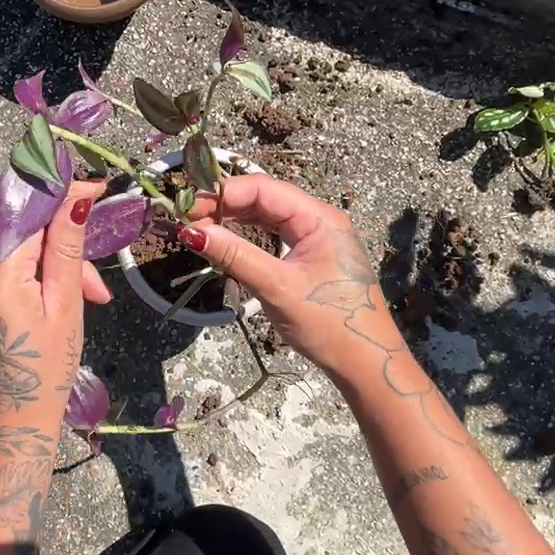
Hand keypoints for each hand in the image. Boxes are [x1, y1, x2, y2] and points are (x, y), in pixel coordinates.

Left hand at [0, 181, 108, 434]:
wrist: (12, 425)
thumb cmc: (46, 372)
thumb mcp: (64, 308)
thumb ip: (67, 249)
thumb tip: (75, 198)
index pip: (28, 214)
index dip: (60, 197)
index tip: (94, 189)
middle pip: (25, 238)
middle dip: (63, 252)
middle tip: (95, 287)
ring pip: (18, 255)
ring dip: (52, 270)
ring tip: (83, 301)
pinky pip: (5, 273)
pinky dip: (33, 282)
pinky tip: (54, 306)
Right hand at [180, 175, 401, 382]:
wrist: (367, 365)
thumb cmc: (329, 324)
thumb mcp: (277, 288)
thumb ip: (234, 255)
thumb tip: (190, 232)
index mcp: (319, 217)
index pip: (262, 188)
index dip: (222, 193)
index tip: (188, 208)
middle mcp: (318, 219)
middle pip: (263, 197)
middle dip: (223, 204)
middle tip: (187, 220)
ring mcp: (315, 236)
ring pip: (265, 214)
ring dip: (232, 218)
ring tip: (199, 229)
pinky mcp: (310, 254)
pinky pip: (272, 232)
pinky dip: (246, 234)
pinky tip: (225, 239)